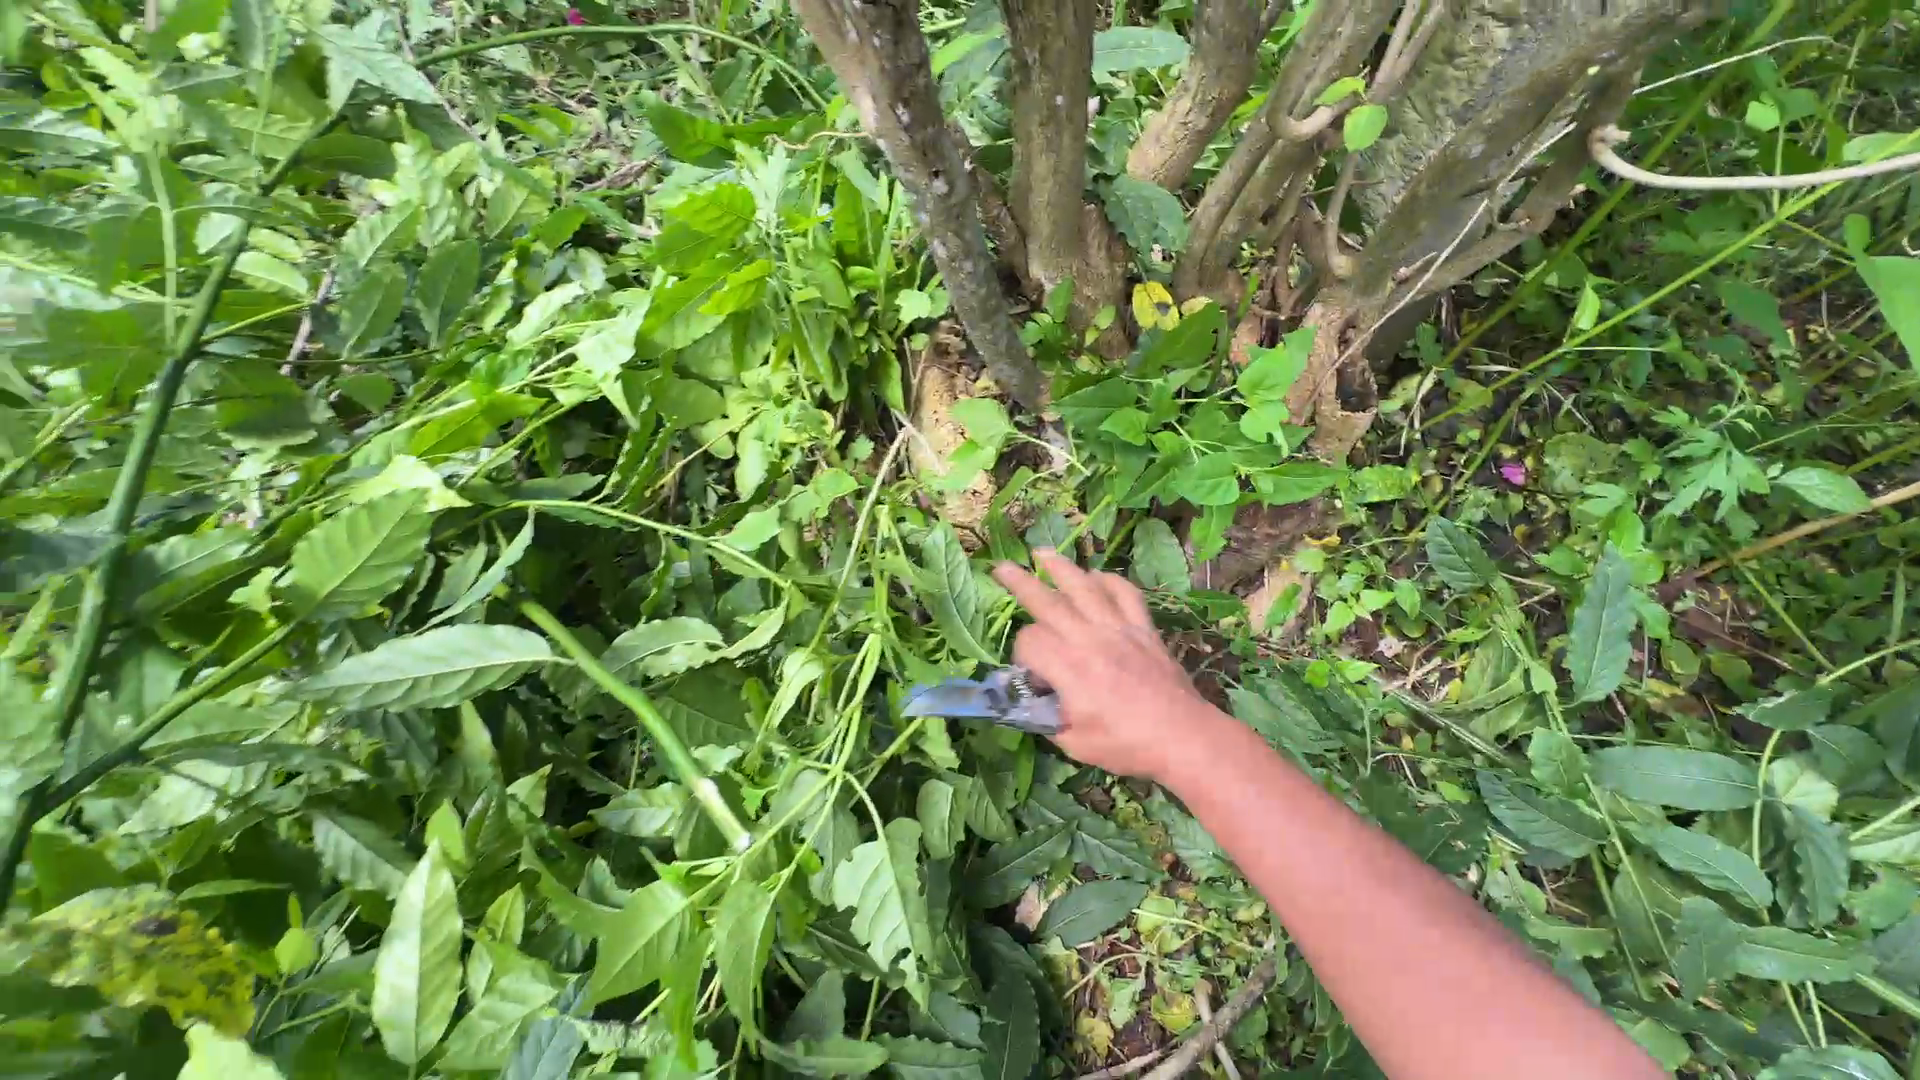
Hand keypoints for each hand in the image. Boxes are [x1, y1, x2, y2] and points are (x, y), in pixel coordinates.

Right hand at [992, 551, 1230, 786]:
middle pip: (1047, 600)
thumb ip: (1046, 719)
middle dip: (1020, 583)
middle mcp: (1089, 639)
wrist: (1182, 736)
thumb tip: (1032, 703)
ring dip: (1061, 567)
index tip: (1032, 677)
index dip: (1021, 655)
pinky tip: (1097, 577)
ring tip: (1042, 553)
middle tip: (1001, 567)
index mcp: (1068, 668)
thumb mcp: (1072, 743)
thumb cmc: (1125, 745)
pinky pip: (1126, 593)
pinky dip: (1109, 580)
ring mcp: (1119, 629)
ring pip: (1085, 586)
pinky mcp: (1144, 629)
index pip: (1029, 642)